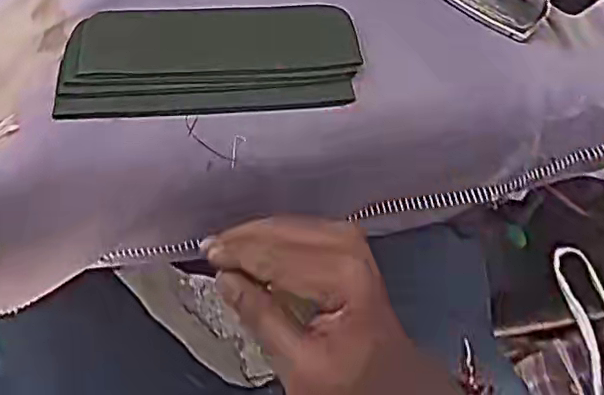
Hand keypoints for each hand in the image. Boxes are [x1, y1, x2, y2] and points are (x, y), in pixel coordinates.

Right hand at [207, 217, 457, 394]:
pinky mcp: (345, 240)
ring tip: (223, 248)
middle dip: (243, 239)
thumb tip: (226, 279)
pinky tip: (251, 249)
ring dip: (254, 236)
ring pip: (287, 225)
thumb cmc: (354, 382)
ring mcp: (349, 238)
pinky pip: (298, 230)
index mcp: (344, 273)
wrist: (395, 381)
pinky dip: (271, 238)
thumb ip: (262, 319)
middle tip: (209, 248)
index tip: (208, 255)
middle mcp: (349, 244)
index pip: (278, 255)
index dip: (239, 253)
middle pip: (282, 231)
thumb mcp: (302, 368)